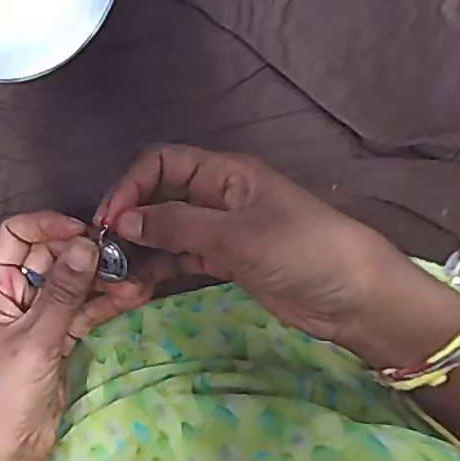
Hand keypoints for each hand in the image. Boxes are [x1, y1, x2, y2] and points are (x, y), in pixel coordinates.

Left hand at [0, 212, 151, 460]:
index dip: (47, 225)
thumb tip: (87, 245)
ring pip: (70, 283)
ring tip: (136, 276)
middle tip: (119, 254)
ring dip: (100, 278)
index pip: (15, 234)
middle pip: (48, 256)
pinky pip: (81, 310)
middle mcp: (12, 295)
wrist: (5, 453)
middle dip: (82, 252)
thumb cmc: (2, 397)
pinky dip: (103, 303)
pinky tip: (132, 295)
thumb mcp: (34, 341)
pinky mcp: (56, 338)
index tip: (84, 230)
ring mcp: (36, 317)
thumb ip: (63, 293)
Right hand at [94, 145, 459, 366]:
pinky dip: (159, 267)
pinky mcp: (224, 261)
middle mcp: (218, 196)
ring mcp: (220, 230)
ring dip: (141, 246)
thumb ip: (178, 225)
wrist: (355, 297)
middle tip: (104, 251)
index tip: (109, 220)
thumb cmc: (304, 250)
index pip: (163, 163)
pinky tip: (140, 283)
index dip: (131, 185)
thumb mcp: (238, 235)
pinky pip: (180, 257)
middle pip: (159, 195)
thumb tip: (123, 219)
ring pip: (166, 230)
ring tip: (117, 273)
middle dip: (130, 217)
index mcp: (225, 174)